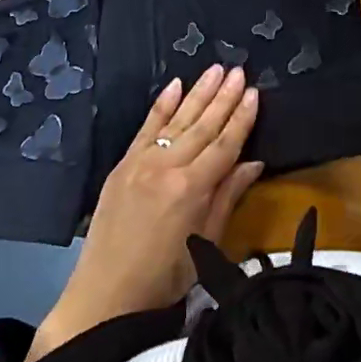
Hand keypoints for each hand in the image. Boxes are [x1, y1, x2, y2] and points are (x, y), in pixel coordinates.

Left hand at [26, 65, 262, 361]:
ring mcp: (142, 161)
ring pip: (177, 121)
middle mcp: (167, 167)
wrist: (106, 292)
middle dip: (223, 96)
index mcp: (192, 188)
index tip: (254, 92)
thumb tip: (254, 162)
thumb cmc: (165, 277)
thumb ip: (228, 197)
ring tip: (215, 69)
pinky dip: (161, 105)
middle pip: (203, 125)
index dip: (242, 118)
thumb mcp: (206, 242)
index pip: (225, 144)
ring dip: (197, 93)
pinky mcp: (123, 164)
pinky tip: (174, 85)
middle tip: (238, 70)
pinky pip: (146, 128)